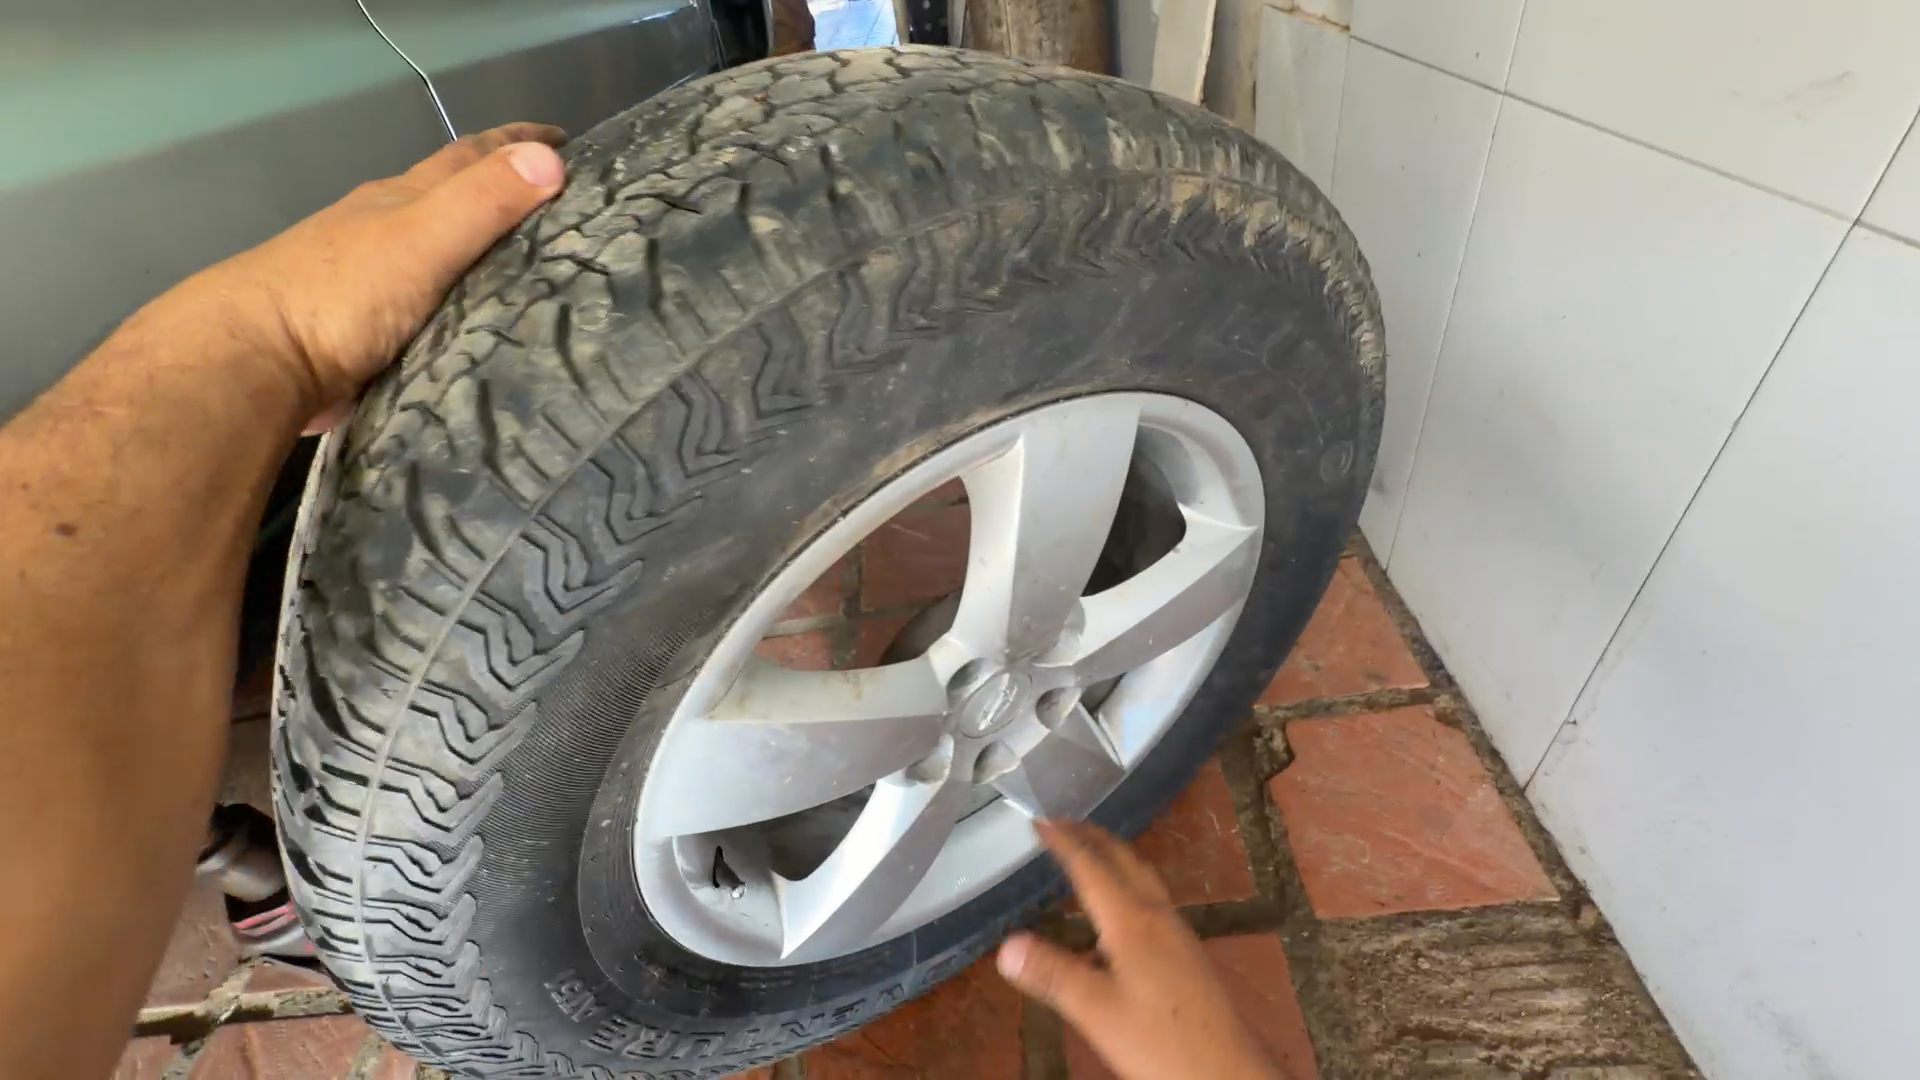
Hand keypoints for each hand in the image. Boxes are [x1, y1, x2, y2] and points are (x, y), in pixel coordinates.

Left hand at [203, 122, 566, 430]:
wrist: (262, 364)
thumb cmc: (340, 295)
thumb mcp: (420, 239)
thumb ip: (482, 204)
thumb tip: (552, 160)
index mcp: (405, 202)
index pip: (469, 158)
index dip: (516, 143)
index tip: (566, 143)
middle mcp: (399, 234)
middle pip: (466, 204)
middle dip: (516, 195)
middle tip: (574, 208)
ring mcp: (395, 284)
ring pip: (463, 258)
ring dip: (503, 255)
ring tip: (554, 268)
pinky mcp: (398, 332)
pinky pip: (459, 307)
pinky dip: (489, 304)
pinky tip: (509, 321)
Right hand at [998, 820, 1287, 1079]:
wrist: (1231, 1075)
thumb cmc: (1161, 1042)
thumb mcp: (1098, 1013)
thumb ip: (1053, 976)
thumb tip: (1005, 946)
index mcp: (1131, 919)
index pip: (1091, 866)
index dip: (1064, 841)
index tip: (1040, 820)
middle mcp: (1156, 913)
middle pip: (1122, 858)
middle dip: (1090, 835)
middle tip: (1062, 822)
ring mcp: (1176, 930)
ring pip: (1140, 873)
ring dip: (1111, 853)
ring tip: (1089, 849)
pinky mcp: (1187, 950)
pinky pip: (1151, 892)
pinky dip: (1127, 876)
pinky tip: (1122, 906)